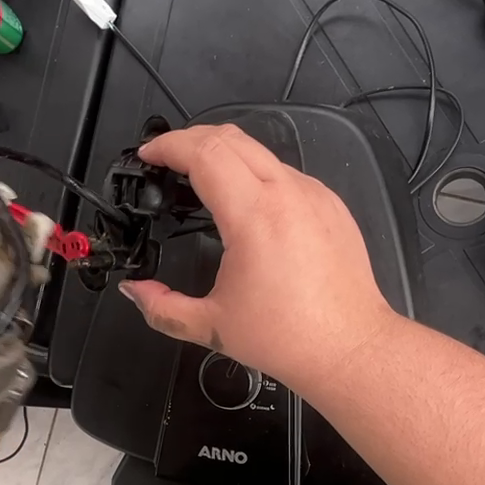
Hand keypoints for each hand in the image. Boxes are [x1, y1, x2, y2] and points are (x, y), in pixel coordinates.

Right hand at [118, 124, 398, 394]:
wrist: (350, 348)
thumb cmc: (289, 338)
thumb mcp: (211, 326)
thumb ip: (162, 307)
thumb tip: (134, 291)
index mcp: (255, 216)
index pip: (205, 153)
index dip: (169, 146)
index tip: (148, 155)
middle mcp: (288, 194)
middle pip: (230, 137)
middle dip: (190, 140)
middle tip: (166, 160)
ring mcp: (314, 196)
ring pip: (261, 152)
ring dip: (224, 155)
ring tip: (200, 179)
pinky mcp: (331, 206)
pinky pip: (286, 174)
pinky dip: (256, 175)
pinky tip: (245, 204)